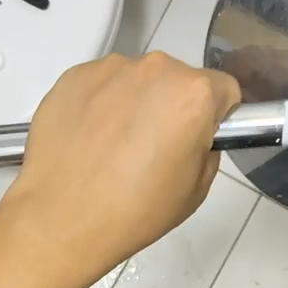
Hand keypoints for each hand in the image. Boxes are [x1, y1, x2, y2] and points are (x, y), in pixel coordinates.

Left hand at [0, 52, 240, 279]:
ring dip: (135, 104)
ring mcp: (109, 68)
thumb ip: (207, 150)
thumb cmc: (135, 211)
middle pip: (179, 80)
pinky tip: (90, 141)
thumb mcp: (195, 191)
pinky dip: (101, 105)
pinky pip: (101, 85)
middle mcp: (154, 69)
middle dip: (174, 107)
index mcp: (194, 95)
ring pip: (138, 80)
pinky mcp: (73, 76)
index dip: (216, 118)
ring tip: (115, 148)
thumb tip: (195, 136)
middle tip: (154, 150)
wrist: (62, 219)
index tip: (198, 141)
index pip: (224, 89)